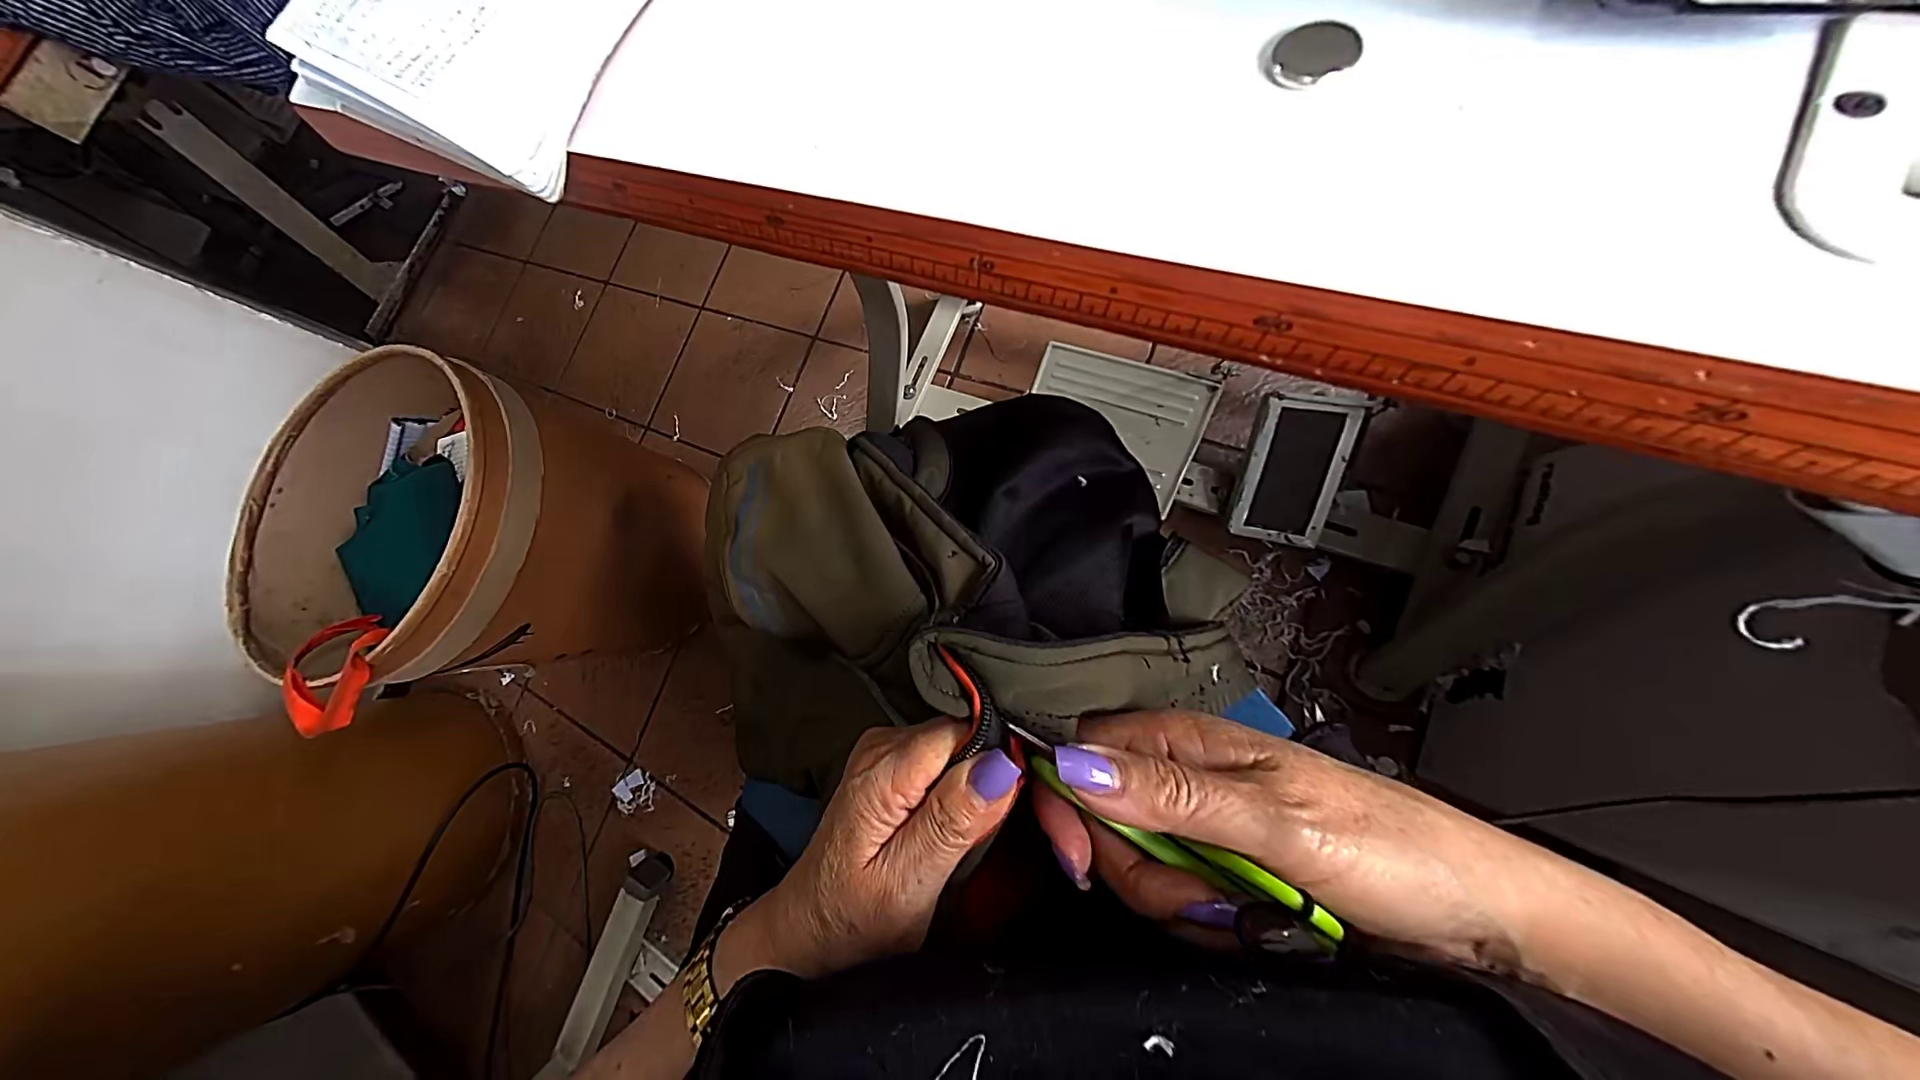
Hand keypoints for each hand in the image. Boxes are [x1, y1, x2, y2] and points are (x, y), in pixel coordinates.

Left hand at [720, 720, 1023, 985]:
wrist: (810, 926)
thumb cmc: (849, 918)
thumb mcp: (907, 885)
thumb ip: (953, 822)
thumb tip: (1000, 766)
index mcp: (884, 770)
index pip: (966, 730)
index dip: (994, 764)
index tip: (995, 811)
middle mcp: (883, 746)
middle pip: (963, 735)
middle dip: (984, 778)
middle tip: (970, 838)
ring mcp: (885, 751)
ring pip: (958, 747)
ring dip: (970, 788)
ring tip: (954, 838)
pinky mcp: (892, 763)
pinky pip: (944, 759)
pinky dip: (954, 791)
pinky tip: (942, 826)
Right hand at [1033, 710, 1560, 970]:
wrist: (1475, 914)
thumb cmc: (1394, 848)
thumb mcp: (1276, 821)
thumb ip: (1172, 795)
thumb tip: (1078, 766)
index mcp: (1190, 742)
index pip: (1089, 752)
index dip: (1071, 800)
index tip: (1082, 856)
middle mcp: (1188, 778)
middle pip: (1106, 820)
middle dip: (1142, 869)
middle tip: (1201, 886)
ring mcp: (1206, 828)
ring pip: (1139, 867)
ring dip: (1180, 900)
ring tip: (1244, 902)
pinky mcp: (1223, 870)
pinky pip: (1176, 900)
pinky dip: (1204, 921)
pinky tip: (1252, 917)